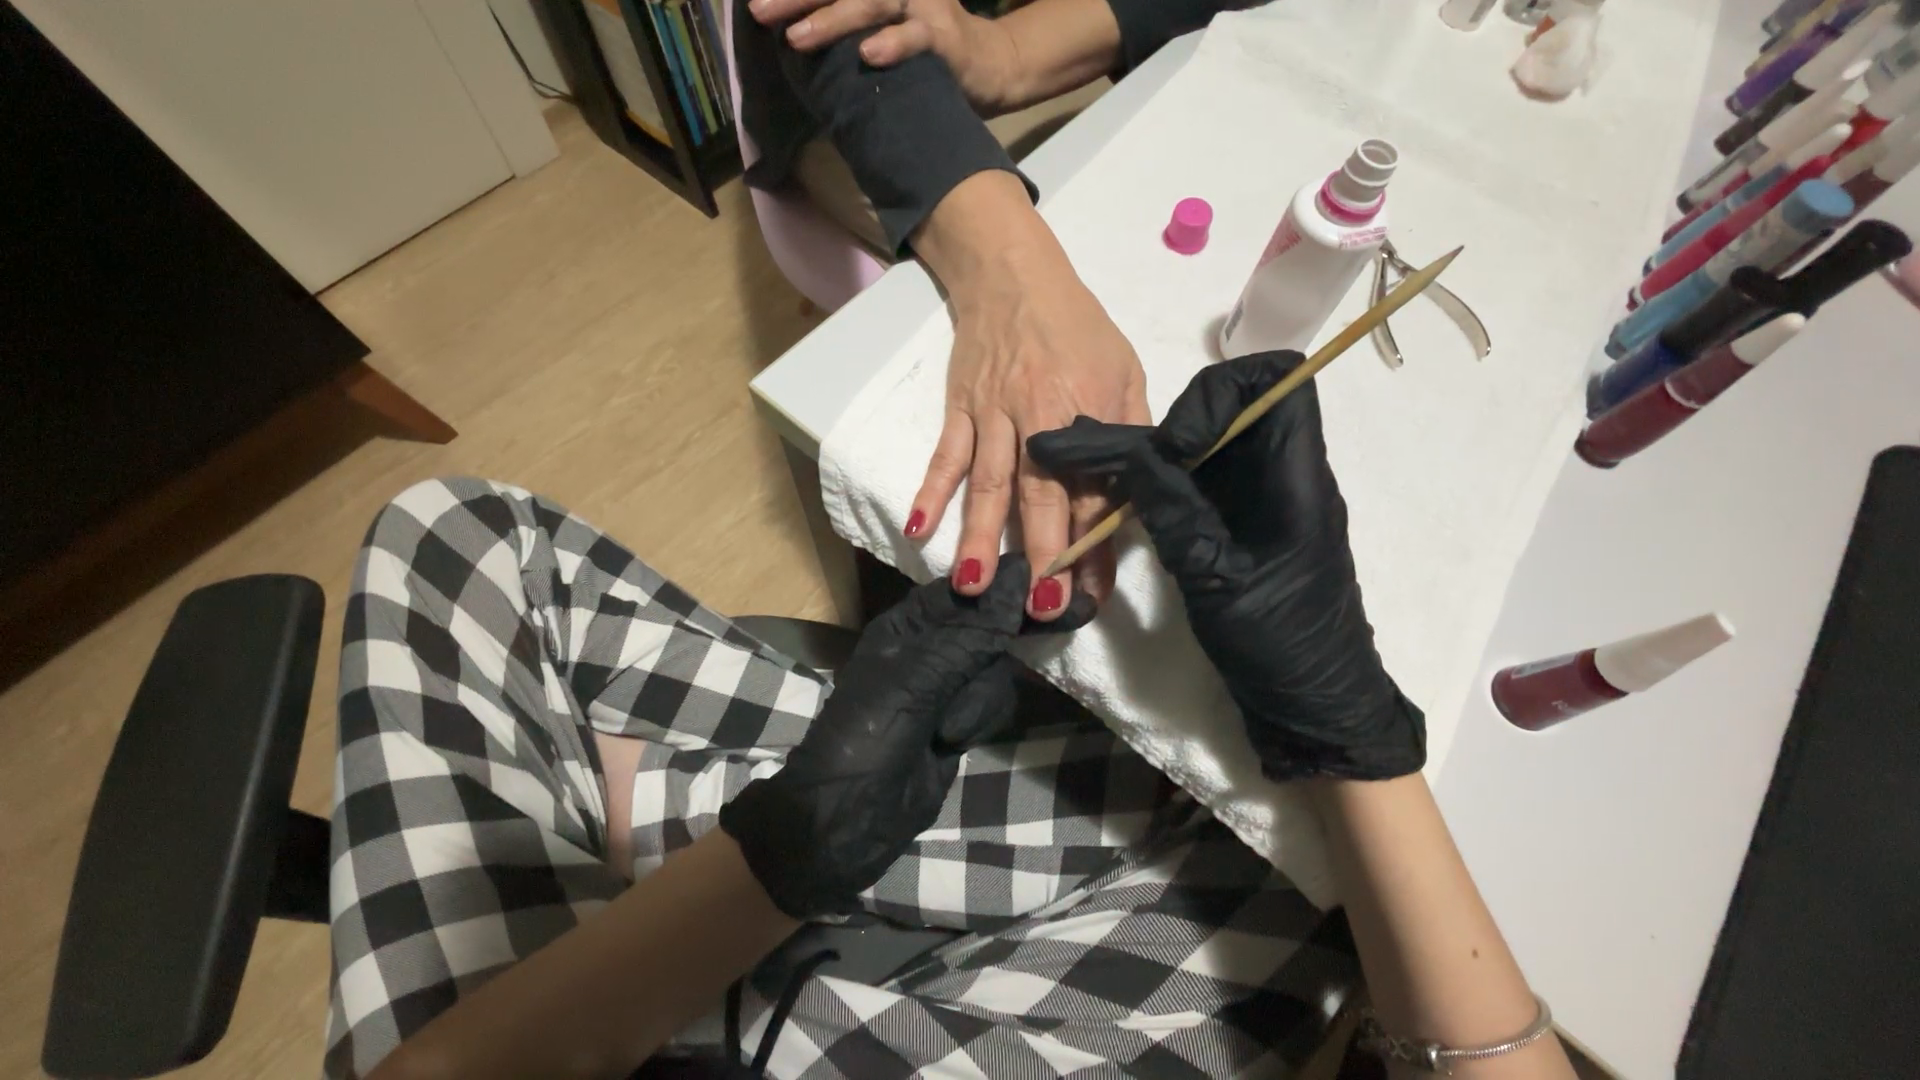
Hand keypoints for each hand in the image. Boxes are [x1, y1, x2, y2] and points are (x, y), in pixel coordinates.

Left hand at [719, 556, 1089, 917]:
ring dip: (982, 697)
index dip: (1007, 581)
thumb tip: (1020, 576)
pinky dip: (982, 718)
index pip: (964, 588)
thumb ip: (972, 634)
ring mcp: (946, 686)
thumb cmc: (869, 737)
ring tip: (949, 729)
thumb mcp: (917, 681)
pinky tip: (954, 741)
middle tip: (1077, 610)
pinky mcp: (961, 720)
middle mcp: (928, 647)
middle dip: (1017, 627)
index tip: (1051, 579)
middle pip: (989, 624)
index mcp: (904, 625)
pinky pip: (993, 701)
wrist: (849, 820)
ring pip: (996, 668)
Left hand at [750, 0, 1020, 112]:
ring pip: (873, 3)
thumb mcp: (880, 23)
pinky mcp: (945, 40)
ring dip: (833, 20)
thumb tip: (790, 27)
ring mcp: (923, 7)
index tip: (754, 3)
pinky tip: (867, 55)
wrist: (988, 67)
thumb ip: (844, 17)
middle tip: (760, 11)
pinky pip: (917, 38)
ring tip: (798, 40)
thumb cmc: (921, 48)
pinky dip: (893, 45)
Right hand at [908, 172, 1150, 620]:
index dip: (1095, 542)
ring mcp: (994, 413)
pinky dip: (930, 489)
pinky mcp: (961, 408)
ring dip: (982, 535)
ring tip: (975, 587)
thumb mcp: (1125, 370)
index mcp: (1088, 407)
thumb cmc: (1078, 328)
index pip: (1095, 487)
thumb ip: (1132, 429)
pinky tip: (918, 528)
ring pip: (988, 482)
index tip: (1093, 592)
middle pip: (1041, 493)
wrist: (1014, 275)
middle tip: (1041, 607)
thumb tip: (1136, 492)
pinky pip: (944, 453)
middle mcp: (1040, 415)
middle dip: (1043, 552)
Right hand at [1026, 352, 1425, 781]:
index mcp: (1297, 479)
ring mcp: (1264, 496)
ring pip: (1212, 440)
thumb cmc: (1278, 648)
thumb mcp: (1215, 580)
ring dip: (1162, 449)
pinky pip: (1204, 478)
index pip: (1278, 381)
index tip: (1178, 444)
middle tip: (1132, 463)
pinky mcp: (1244, 520)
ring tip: (1104, 468)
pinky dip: (1164, 477)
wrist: (1312, 704)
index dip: (1221, 391)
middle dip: (1177, 419)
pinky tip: (1124, 493)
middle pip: (1235, 402)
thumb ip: (1173, 512)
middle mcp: (1284, 473)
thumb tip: (1131, 457)